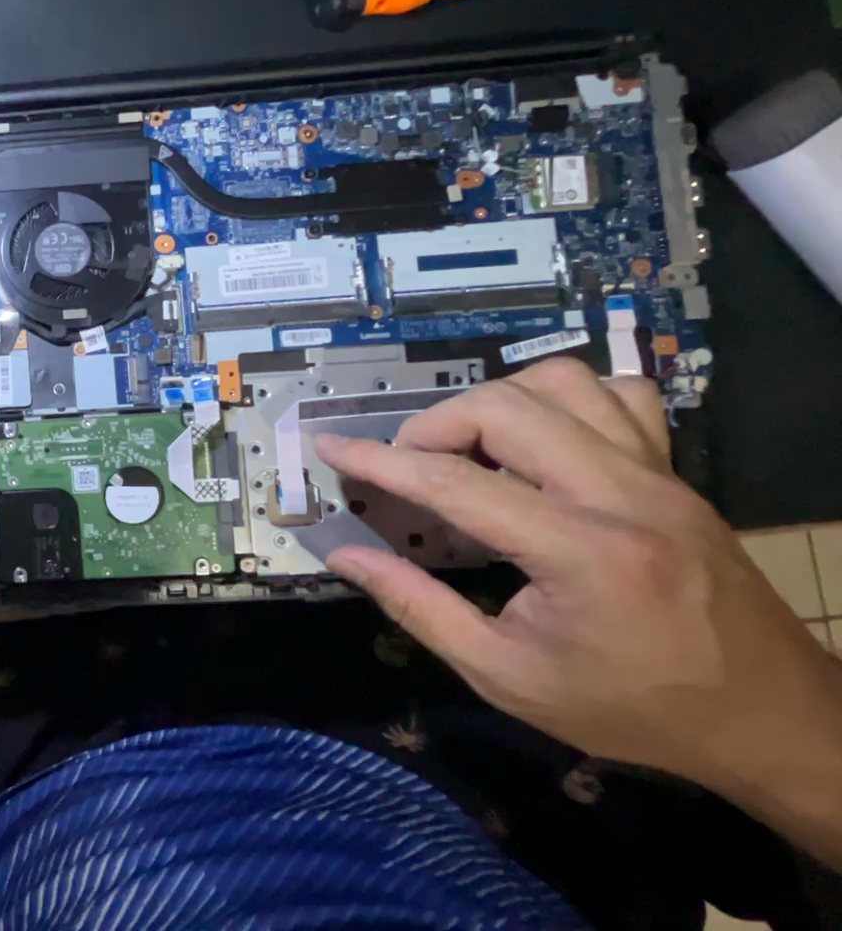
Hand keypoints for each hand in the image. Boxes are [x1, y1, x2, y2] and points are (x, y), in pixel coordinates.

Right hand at [314, 358, 841, 787]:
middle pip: (505, 409)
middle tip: (406, 467)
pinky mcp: (678, 475)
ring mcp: (660, 477)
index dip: (378, 461)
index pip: (453, 482)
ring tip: (469, 448)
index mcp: (580, 553)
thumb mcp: (505, 674)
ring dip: (497, 402)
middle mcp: (624, 496)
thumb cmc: (632, 708)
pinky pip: (620, 396)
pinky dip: (565, 401)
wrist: (778, 724)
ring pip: (563, 383)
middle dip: (433, 425)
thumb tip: (343, 558)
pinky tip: (540, 440)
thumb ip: (416, 607)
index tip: (330, 449)